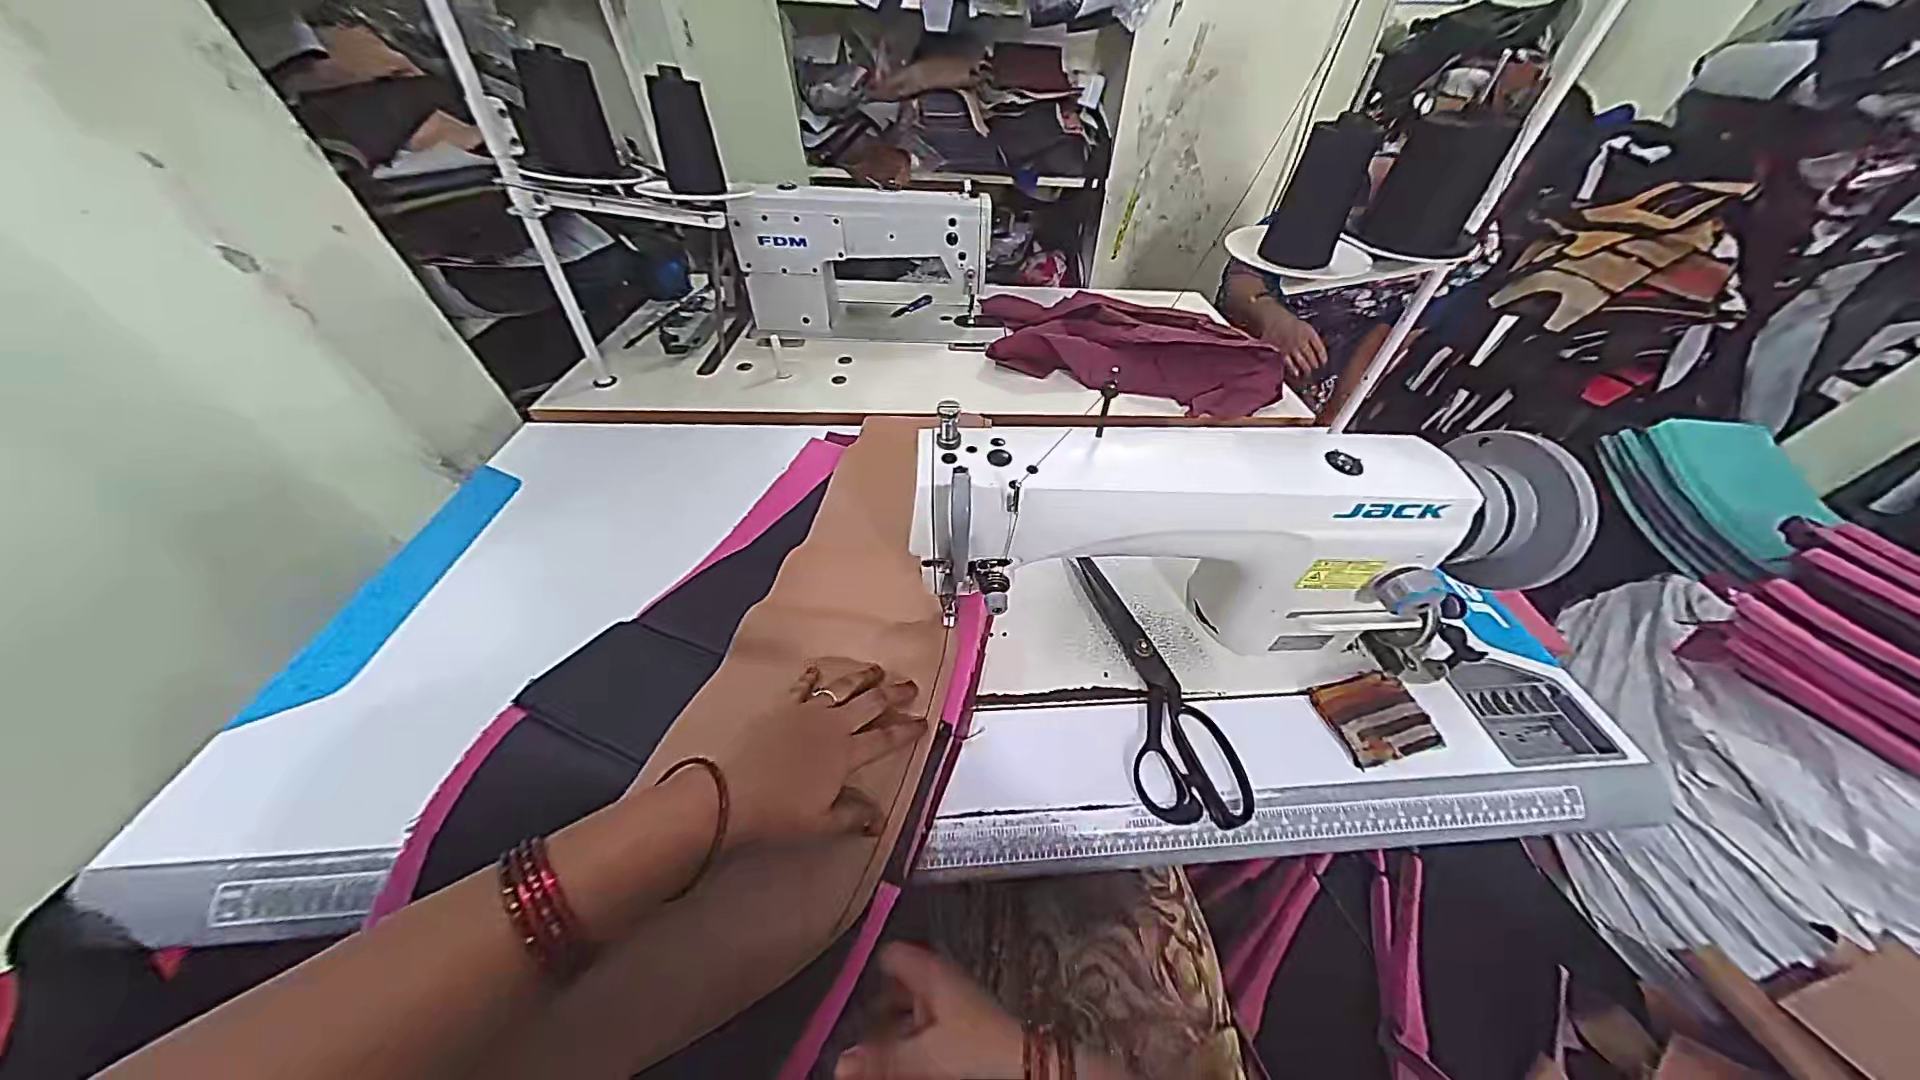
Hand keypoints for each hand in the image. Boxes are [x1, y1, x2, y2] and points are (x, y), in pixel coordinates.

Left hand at [713, 660, 923, 846]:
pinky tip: (817, 669)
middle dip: (894, 693)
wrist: (732, 793)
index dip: (907, 730)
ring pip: (843, 688)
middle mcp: (833, 726)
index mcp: (847, 753)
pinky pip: (802, 687)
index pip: (886, 738)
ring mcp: (807, 712)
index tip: (922, 722)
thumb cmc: (778, 811)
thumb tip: (879, 818)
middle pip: (871, 703)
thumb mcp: (822, 822)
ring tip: (877, 670)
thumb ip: (854, 815)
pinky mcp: (782, 706)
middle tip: (910, 686)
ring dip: (863, 677)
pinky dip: (811, 677)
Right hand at [835, 944, 1025, 1079]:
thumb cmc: (981, 1042)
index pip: (890, 953)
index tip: (850, 990)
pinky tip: (908, 1055)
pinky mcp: (960, 1017)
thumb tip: (843, 1062)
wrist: (1019, 1059)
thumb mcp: (922, 1054)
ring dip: (893, 1024)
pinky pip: (925, 1020)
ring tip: (878, 1047)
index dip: (869, 968)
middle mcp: (939, 976)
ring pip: (910, 1005)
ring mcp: (951, 996)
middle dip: (877, 1006)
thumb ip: (881, 1058)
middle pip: (897, 983)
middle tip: (859, 1030)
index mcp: (929, 971)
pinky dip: (911, 1034)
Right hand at [1254, 303, 1326, 381]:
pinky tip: (1296, 373)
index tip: (1324, 361)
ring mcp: (1292, 347)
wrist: (1275, 321)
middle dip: (1314, 363)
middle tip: (1316, 368)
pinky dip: (1293, 368)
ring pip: (1301, 360)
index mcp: (1309, 333)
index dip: (1322, 356)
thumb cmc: (1290, 324)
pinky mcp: (1283, 352)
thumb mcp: (1305, 327)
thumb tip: (1320, 347)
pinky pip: (1289, 362)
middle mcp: (1302, 341)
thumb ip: (1312, 337)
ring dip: (1306, 367)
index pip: (1319, 347)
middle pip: (1311, 355)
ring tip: (1308, 372)